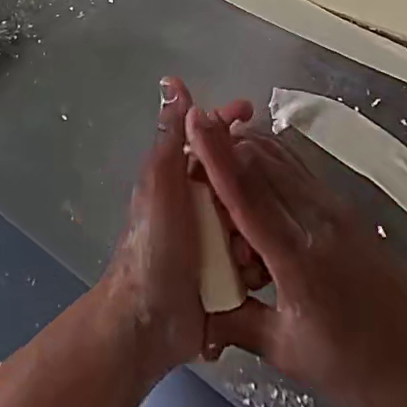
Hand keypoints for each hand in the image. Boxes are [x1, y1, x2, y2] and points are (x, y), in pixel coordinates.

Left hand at [92, 77, 252, 377]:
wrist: (149, 325)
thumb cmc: (154, 246)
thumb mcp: (161, 183)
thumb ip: (171, 134)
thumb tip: (172, 81)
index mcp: (180, 177)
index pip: (211, 139)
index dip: (230, 122)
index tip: (252, 113)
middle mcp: (199, 202)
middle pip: (238, 178)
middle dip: (251, 189)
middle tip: (256, 203)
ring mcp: (214, 238)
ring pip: (251, 216)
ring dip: (256, 229)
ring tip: (248, 251)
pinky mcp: (227, 272)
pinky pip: (254, 253)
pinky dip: (257, 260)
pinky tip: (256, 273)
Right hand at [187, 109, 406, 406]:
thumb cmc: (362, 367)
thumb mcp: (290, 352)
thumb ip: (238, 323)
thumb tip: (195, 314)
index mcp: (298, 259)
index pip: (247, 193)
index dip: (216, 154)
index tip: (193, 120)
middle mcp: (316, 220)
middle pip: (261, 162)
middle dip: (222, 145)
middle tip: (188, 143)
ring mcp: (334, 208)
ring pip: (280, 158)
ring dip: (246, 148)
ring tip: (214, 150)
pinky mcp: (344, 207)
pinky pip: (297, 169)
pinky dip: (269, 160)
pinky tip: (253, 170)